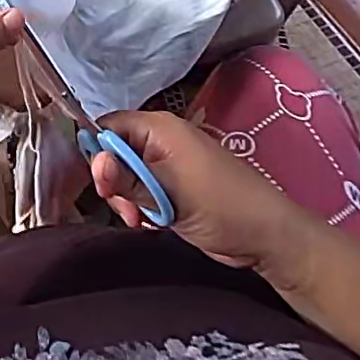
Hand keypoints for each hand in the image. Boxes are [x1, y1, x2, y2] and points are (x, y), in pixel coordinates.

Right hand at [89, 110, 323, 287]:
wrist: (265, 234)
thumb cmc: (220, 205)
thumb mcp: (168, 193)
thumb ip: (128, 177)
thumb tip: (94, 162)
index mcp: (159, 127)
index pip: (109, 125)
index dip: (98, 151)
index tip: (99, 184)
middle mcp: (161, 139)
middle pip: (115, 152)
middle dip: (113, 182)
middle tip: (125, 209)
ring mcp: (169, 162)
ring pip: (127, 175)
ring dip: (127, 199)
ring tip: (141, 220)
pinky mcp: (174, 185)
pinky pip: (143, 189)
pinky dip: (142, 206)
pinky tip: (152, 223)